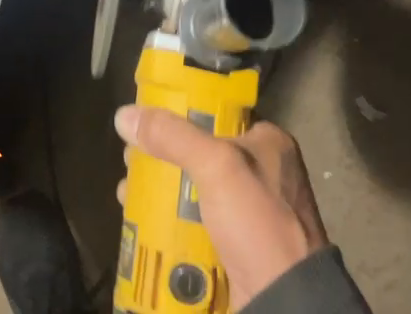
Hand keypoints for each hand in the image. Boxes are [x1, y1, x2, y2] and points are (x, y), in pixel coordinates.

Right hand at [114, 106, 328, 307]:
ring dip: (158, 188)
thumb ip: (173, 136)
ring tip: (128, 191)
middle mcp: (261, 172)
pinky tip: (142, 217)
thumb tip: (124, 115)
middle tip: (130, 160)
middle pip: (196, 151)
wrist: (286, 301)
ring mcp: (248, 212)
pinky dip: (168, 216)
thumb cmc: (258, 221)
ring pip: (191, 186)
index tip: (145, 122)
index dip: (177, 114)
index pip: (214, 115)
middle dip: (159, 155)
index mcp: (268, 143)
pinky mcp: (236, 243)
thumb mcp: (217, 166)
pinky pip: (193, 219)